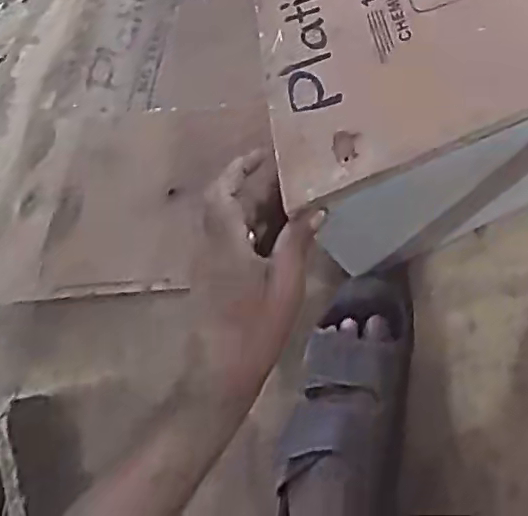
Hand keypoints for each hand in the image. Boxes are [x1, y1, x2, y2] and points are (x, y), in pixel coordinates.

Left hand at [186, 149, 321, 411]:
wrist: (219, 376)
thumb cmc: (253, 328)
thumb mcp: (285, 283)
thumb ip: (297, 241)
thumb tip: (316, 208)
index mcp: (225, 239)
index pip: (225, 188)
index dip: (241, 166)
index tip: (266, 151)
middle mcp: (212, 242)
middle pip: (228, 199)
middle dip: (254, 181)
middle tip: (287, 170)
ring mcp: (211, 259)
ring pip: (230, 217)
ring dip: (255, 202)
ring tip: (290, 194)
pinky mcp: (216, 274)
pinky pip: (233, 235)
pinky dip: (254, 224)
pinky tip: (281, 230)